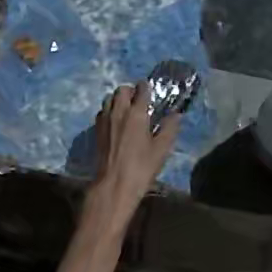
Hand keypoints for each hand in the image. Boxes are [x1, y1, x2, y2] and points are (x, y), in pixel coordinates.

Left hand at [91, 82, 179, 209]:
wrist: (114, 184)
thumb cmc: (141, 167)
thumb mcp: (162, 149)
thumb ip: (169, 128)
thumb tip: (175, 115)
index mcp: (136, 113)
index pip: (141, 89)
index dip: (147, 88)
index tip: (152, 92)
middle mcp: (118, 111)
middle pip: (122, 89)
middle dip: (131, 91)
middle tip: (139, 101)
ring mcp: (105, 119)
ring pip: (109, 98)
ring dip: (118, 99)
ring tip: (127, 110)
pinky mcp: (96, 130)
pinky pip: (102, 111)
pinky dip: (109, 110)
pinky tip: (116, 122)